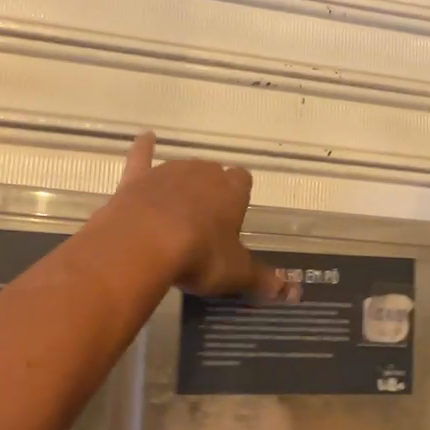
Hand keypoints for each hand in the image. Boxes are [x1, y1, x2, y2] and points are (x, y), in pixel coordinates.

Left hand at [104, 134, 284, 298]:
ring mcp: (168, 172)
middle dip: (210, 191)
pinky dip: (144, 148)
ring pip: (182, 169)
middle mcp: (203, 173)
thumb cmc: (199, 256)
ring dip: (182, 184)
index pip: (243, 181)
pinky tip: (146, 137)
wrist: (143, 243)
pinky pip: (142, 155)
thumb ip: (262, 279)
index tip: (233, 217)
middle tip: (204, 222)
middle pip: (212, 173)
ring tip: (177, 210)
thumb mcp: (235, 273)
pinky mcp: (138, 178)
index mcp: (231, 191)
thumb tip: (292, 291)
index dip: (238, 197)